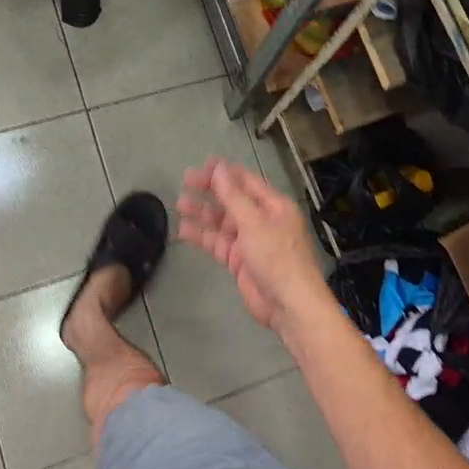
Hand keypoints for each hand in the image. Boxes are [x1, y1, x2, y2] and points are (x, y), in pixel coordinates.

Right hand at [177, 158, 326, 333]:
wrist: (289, 304)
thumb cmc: (277, 258)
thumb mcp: (255, 223)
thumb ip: (233, 196)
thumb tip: (220, 168)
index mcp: (274, 206)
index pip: (247, 181)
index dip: (225, 172)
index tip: (202, 164)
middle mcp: (263, 220)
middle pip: (233, 200)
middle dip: (211, 190)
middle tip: (186, 180)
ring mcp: (251, 241)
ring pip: (223, 222)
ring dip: (203, 213)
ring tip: (180, 204)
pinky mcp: (240, 261)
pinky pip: (218, 243)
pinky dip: (202, 236)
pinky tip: (183, 230)